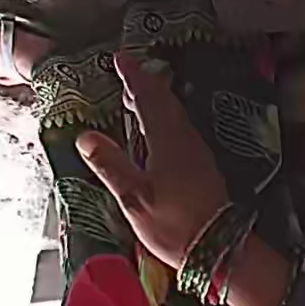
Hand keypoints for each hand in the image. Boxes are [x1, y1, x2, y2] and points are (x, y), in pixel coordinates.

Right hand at [75, 50, 227, 270]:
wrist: (218, 247)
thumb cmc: (174, 223)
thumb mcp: (134, 197)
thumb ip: (111, 165)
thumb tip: (86, 136)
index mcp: (167, 139)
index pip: (149, 98)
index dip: (134, 76)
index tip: (121, 58)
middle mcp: (184, 138)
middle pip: (164, 101)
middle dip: (144, 83)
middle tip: (126, 72)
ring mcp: (196, 150)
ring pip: (173, 113)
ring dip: (154, 99)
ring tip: (134, 96)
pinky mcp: (201, 164)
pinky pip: (178, 127)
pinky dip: (163, 117)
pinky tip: (155, 129)